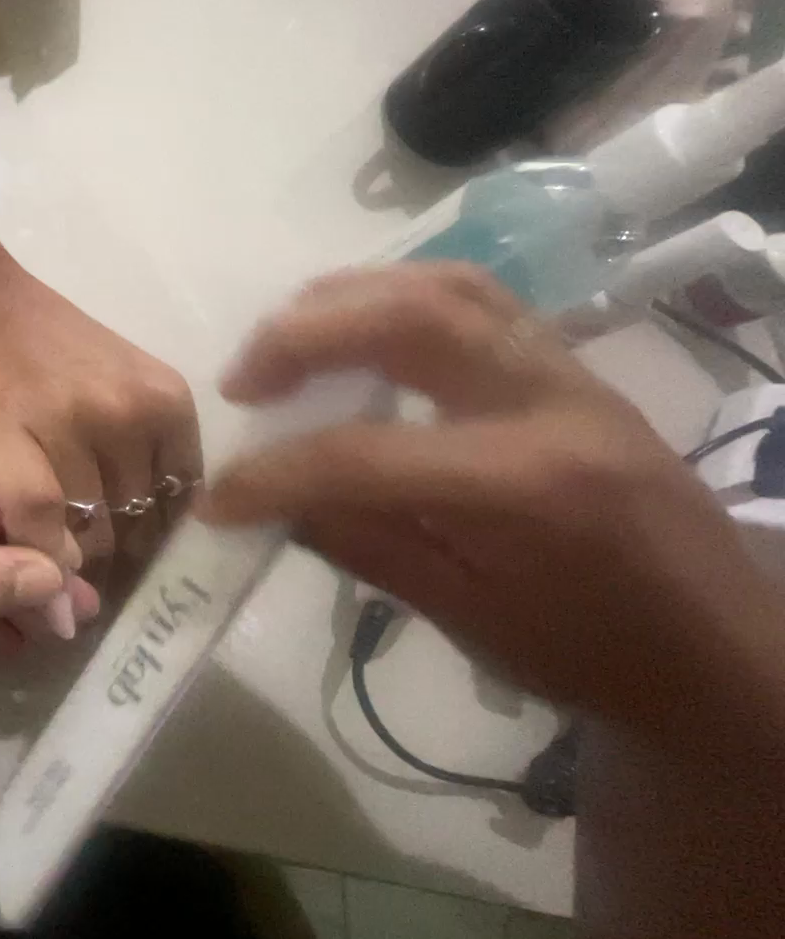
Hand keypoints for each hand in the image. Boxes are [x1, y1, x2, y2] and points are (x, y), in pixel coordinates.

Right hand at [0, 270, 200, 583]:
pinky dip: (37, 548)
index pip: (182, 504)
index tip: (128, 561)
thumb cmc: (46, 345)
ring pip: (93, 531)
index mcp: (169, 403)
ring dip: (73, 558)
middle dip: (113, 557)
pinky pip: (37, 517)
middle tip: (83, 567)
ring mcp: (72, 423)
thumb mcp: (123, 385)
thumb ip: (144, 449)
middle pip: (138, 525)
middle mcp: (133, 412)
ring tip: (53, 560)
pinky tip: (29, 557)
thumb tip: (143, 534)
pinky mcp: (11, 434)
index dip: (156, 545)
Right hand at [203, 263, 781, 736]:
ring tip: (282, 346)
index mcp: (530, 487)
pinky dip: (388, 301)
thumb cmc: (586, 651)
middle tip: (240, 384)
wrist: (724, 650)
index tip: (214, 501)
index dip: (269, 475)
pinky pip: (469, 299)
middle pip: (410, 319)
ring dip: (342, 302)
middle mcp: (554, 404)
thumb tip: (260, 498)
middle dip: (299, 340)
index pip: (362, 455)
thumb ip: (352, 538)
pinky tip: (348, 336)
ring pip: (443, 286)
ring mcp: (568, 372)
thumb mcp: (454, 611)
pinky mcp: (565, 366)